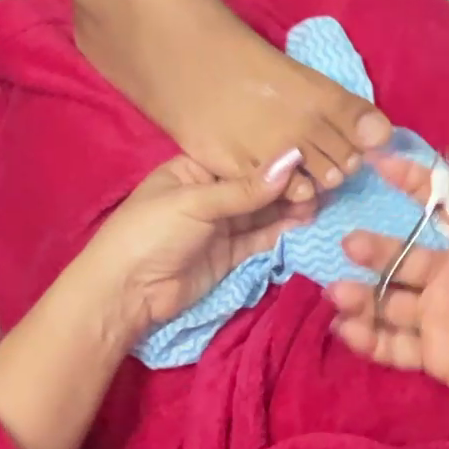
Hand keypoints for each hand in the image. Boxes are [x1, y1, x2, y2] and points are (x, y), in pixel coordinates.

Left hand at [80, 150, 311, 336]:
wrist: (126, 292)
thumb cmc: (150, 232)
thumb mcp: (196, 202)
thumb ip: (245, 189)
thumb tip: (291, 162)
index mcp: (193, 169)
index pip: (241, 158)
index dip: (273, 158)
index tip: (308, 157)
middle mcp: (210, 193)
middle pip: (255, 185)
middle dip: (287, 183)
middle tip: (322, 182)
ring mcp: (220, 225)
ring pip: (262, 211)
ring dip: (289, 206)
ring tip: (321, 200)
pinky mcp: (229, 254)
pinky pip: (260, 237)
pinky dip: (281, 229)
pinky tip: (305, 219)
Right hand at [325, 156, 448, 448]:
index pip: (437, 212)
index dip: (409, 185)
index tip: (377, 161)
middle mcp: (448, 280)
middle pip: (401, 260)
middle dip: (374, 252)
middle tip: (350, 246)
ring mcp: (437, 319)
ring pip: (388, 303)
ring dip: (362, 297)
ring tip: (338, 295)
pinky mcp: (433, 357)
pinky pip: (393, 345)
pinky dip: (367, 339)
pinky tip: (347, 330)